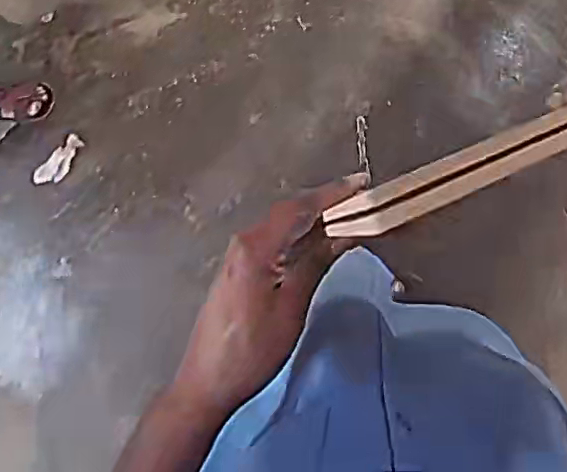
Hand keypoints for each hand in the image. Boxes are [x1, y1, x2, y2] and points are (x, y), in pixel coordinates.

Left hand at [166, 176, 365, 419]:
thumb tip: (342, 235)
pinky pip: (275, 238)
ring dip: (313, 218)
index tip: (359, 184)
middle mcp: (245, 241)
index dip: (331, 193)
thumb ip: (314, 264)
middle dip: (326, 203)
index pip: (298, 208)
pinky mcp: (240, 265)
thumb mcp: (291, 308)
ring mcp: (239, 252)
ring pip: (283, 224)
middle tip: (360, 198)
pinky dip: (299, 234)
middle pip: (290, 211)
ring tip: (347, 215)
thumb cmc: (250, 351)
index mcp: (256, 246)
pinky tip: (317, 239)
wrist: (206, 382)